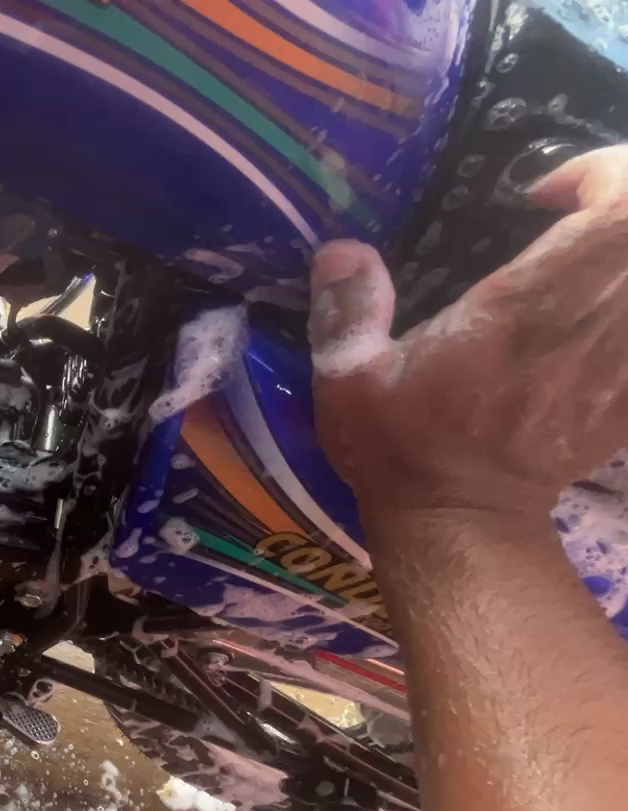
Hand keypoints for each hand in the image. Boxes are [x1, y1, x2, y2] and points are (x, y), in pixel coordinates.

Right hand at [309, 147, 627, 522]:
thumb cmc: (397, 442)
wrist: (460, 510)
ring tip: (578, 260)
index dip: (606, 172)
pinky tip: (586, 312)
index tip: (543, 194)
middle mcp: (598, 318)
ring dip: (620, 252)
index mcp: (525, 307)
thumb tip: (340, 250)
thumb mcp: (345, 379)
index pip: (625, 203)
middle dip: (621, 202)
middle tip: (570, 214)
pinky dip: (621, 300)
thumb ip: (347, 309)